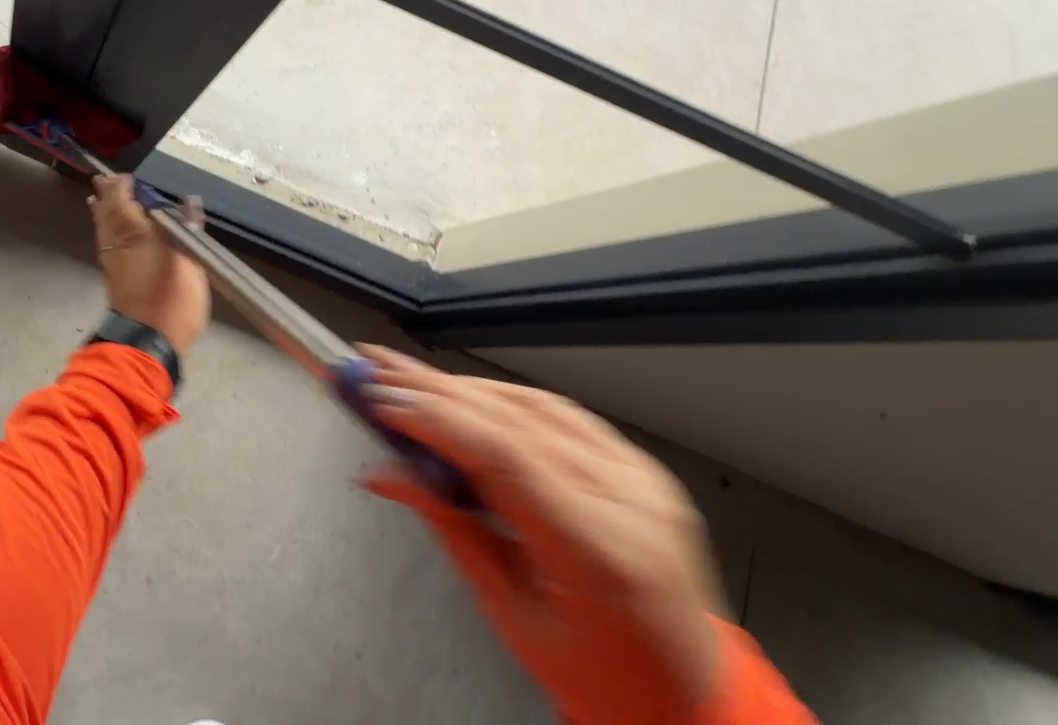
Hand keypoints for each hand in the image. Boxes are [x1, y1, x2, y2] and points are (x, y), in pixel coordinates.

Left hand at [88, 174, 209, 354]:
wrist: (146, 341)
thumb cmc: (172, 300)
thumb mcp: (191, 264)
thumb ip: (189, 231)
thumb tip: (190, 204)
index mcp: (134, 232)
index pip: (122, 199)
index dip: (122, 186)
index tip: (125, 176)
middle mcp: (117, 242)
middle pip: (106, 211)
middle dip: (106, 195)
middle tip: (104, 180)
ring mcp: (111, 260)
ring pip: (102, 228)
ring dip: (102, 211)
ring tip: (100, 199)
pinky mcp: (111, 277)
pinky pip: (105, 242)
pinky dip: (104, 229)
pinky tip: (110, 230)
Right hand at [355, 346, 724, 724]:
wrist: (685, 694)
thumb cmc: (595, 673)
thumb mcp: (507, 610)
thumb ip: (450, 527)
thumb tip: (386, 473)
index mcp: (598, 549)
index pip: (503, 455)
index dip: (434, 419)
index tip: (380, 402)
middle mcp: (629, 500)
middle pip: (514, 419)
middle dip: (434, 389)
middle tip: (375, 368)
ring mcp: (641, 478)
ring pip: (536, 406)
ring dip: (463, 387)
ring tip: (406, 375)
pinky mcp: (639, 469)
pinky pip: (563, 415)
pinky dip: (503, 399)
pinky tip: (464, 392)